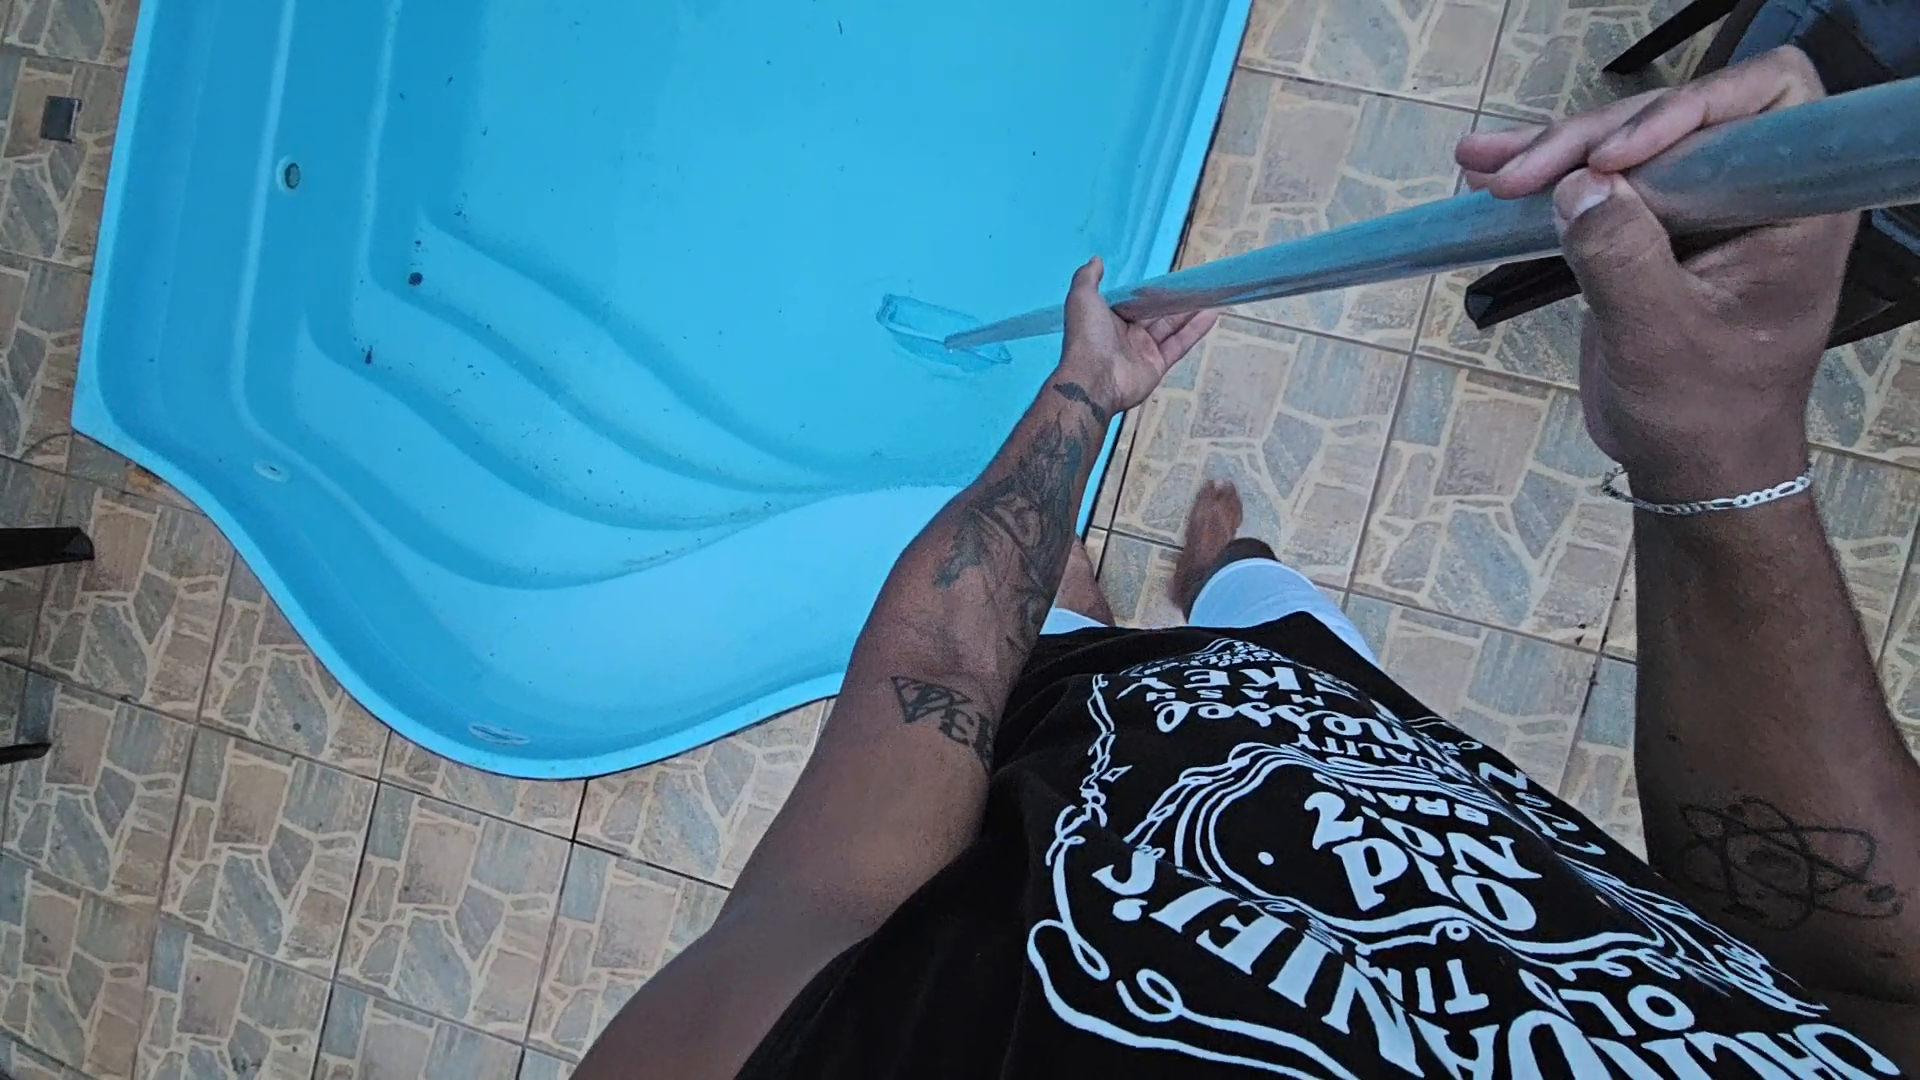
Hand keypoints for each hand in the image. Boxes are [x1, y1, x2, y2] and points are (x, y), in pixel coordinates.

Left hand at [1057, 256, 1217, 417]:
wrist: (1093, 378)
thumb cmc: (1087, 336)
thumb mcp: (1082, 298)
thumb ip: (1088, 278)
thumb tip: (1096, 260)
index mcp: (1109, 320)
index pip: (1135, 302)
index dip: (1152, 291)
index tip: (1171, 279)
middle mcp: (1126, 335)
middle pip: (1156, 313)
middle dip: (1176, 300)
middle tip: (1198, 283)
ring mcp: (1143, 352)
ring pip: (1171, 327)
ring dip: (1190, 311)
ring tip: (1211, 293)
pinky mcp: (1157, 366)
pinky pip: (1179, 344)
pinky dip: (1195, 330)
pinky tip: (1212, 313)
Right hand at [1454, 47, 1857, 500]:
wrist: (1688, 455)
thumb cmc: (1699, 406)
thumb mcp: (1657, 335)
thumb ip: (1622, 256)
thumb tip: (1576, 189)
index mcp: (1790, 203)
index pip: (1760, 104)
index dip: (1682, 112)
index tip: (1605, 161)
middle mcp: (1744, 193)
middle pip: (1666, 124)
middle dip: (1584, 143)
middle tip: (1513, 177)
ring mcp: (1686, 214)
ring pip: (1616, 155)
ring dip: (1544, 156)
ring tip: (1477, 164)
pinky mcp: (1638, 237)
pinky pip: (1588, 196)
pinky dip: (1536, 189)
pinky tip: (1487, 182)